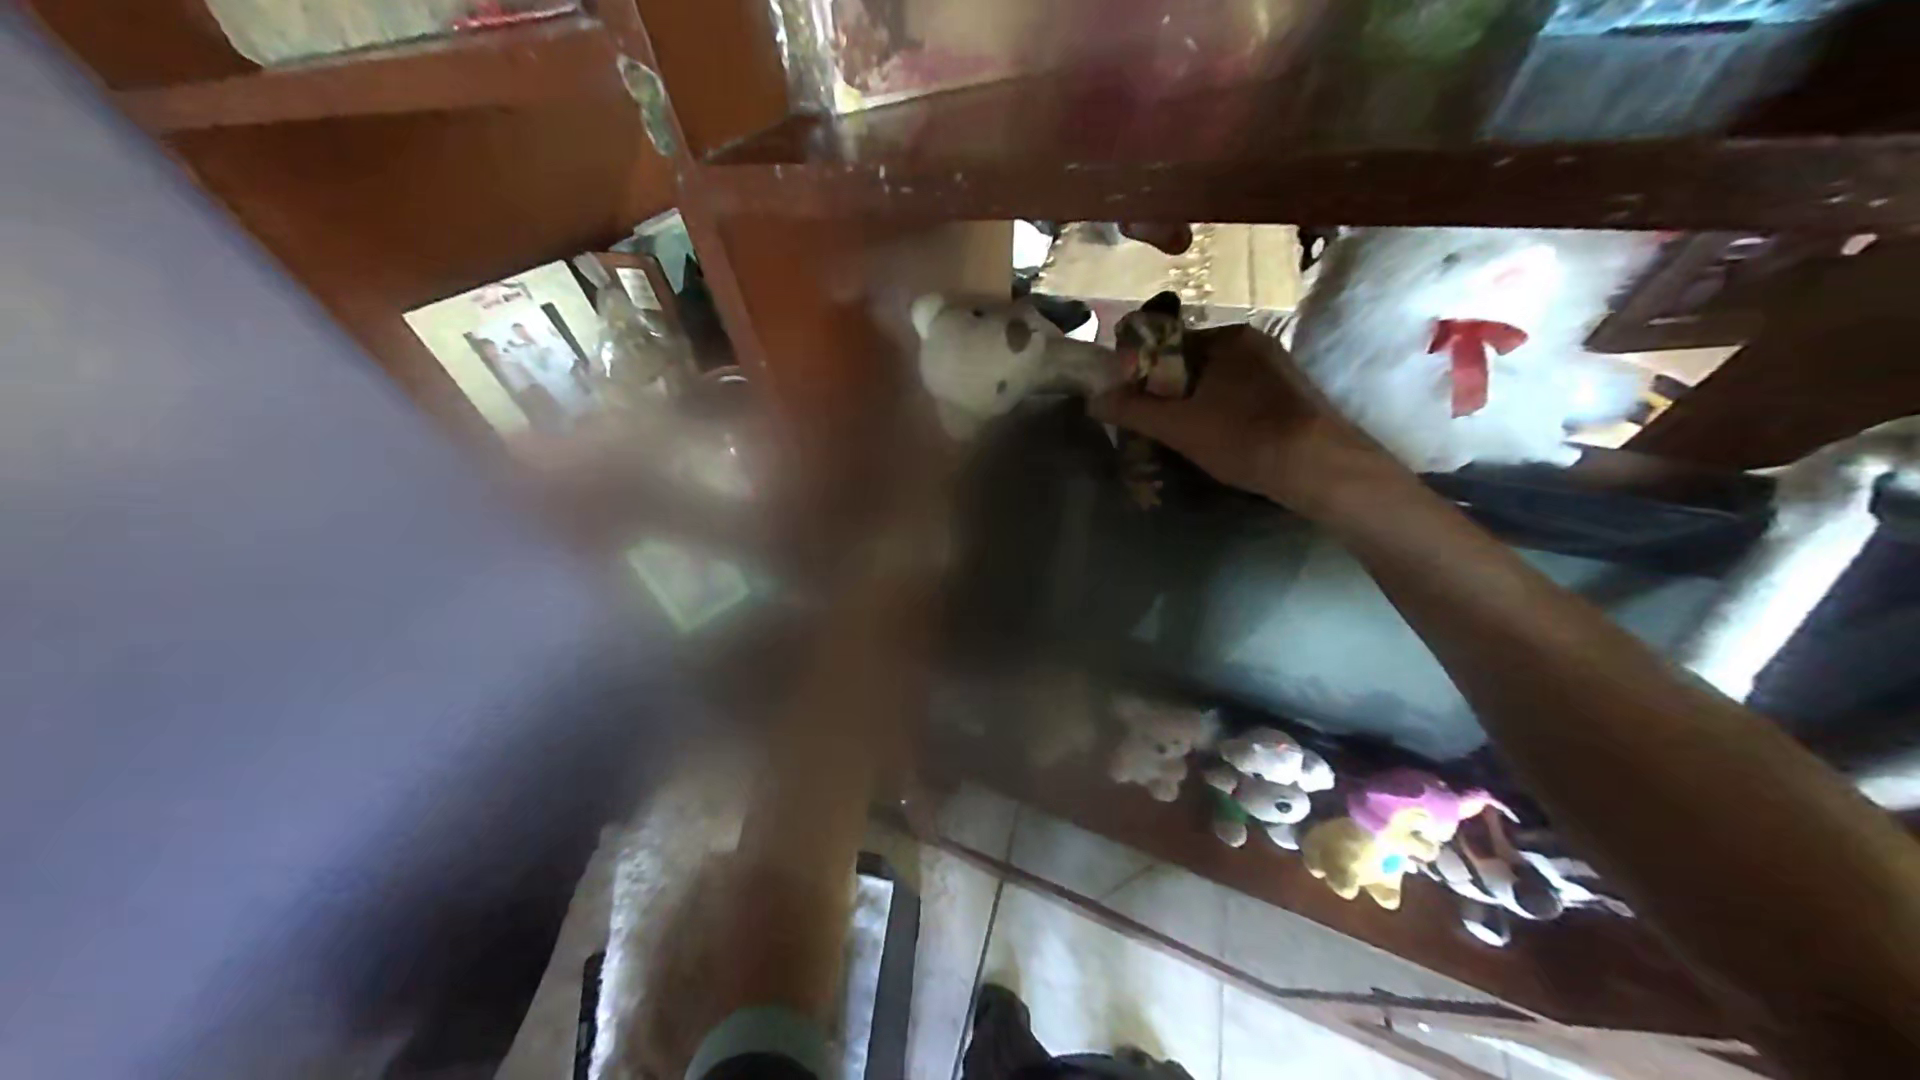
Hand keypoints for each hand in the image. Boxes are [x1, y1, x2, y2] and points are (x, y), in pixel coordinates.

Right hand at [1090, 325, 1404, 515]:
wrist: (1319, 466)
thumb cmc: (1242, 436)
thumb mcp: (1177, 426)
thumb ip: (1132, 410)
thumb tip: (1094, 399)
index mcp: (1226, 338)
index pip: (1167, 344)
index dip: (1140, 372)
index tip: (1128, 402)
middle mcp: (1252, 343)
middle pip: (1190, 363)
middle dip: (1165, 392)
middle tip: (1151, 425)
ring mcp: (1275, 367)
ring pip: (1214, 382)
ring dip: (1191, 405)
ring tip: (1180, 437)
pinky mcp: (1289, 394)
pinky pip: (1238, 395)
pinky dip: (1218, 412)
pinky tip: (1216, 440)